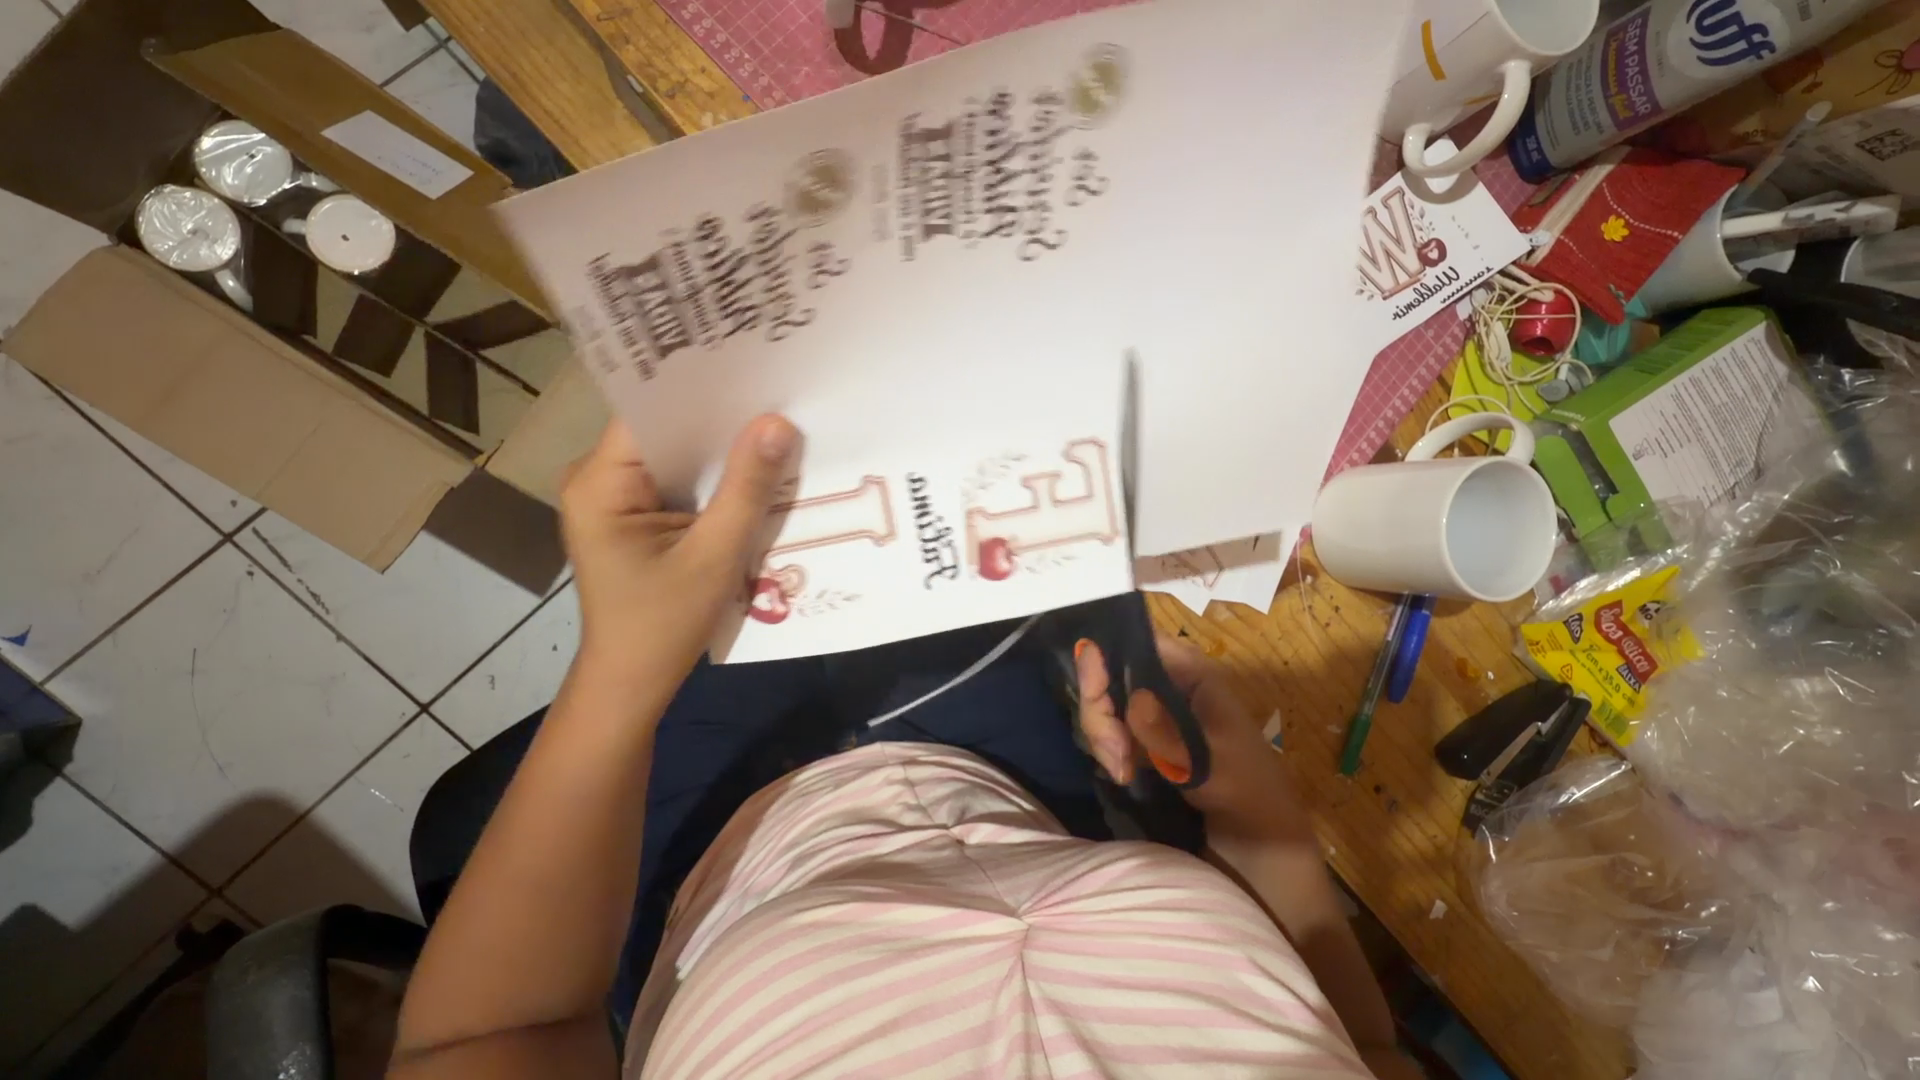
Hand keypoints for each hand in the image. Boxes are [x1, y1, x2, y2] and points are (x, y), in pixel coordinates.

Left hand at [560, 414, 797, 690]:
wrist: (632, 683)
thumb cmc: (663, 625)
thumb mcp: (714, 556)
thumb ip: (746, 488)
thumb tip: (778, 422)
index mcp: (599, 482)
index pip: (652, 412)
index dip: (703, 391)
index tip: (755, 369)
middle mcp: (597, 479)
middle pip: (665, 430)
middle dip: (720, 421)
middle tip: (779, 395)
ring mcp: (614, 499)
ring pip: (676, 457)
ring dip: (720, 451)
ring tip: (776, 425)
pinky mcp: (634, 518)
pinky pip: (678, 483)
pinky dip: (713, 480)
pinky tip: (754, 470)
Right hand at [1074, 635, 1309, 845]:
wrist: (1259, 844)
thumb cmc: (1248, 792)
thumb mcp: (1210, 763)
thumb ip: (1169, 735)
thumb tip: (1134, 701)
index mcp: (1191, 673)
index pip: (1139, 641)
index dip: (1107, 653)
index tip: (1094, 689)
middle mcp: (1167, 685)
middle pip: (1110, 673)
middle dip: (1101, 710)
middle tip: (1113, 754)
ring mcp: (1152, 714)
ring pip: (1104, 704)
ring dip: (1102, 735)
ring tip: (1122, 772)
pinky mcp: (1142, 742)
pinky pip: (1109, 731)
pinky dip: (1107, 751)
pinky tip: (1122, 775)